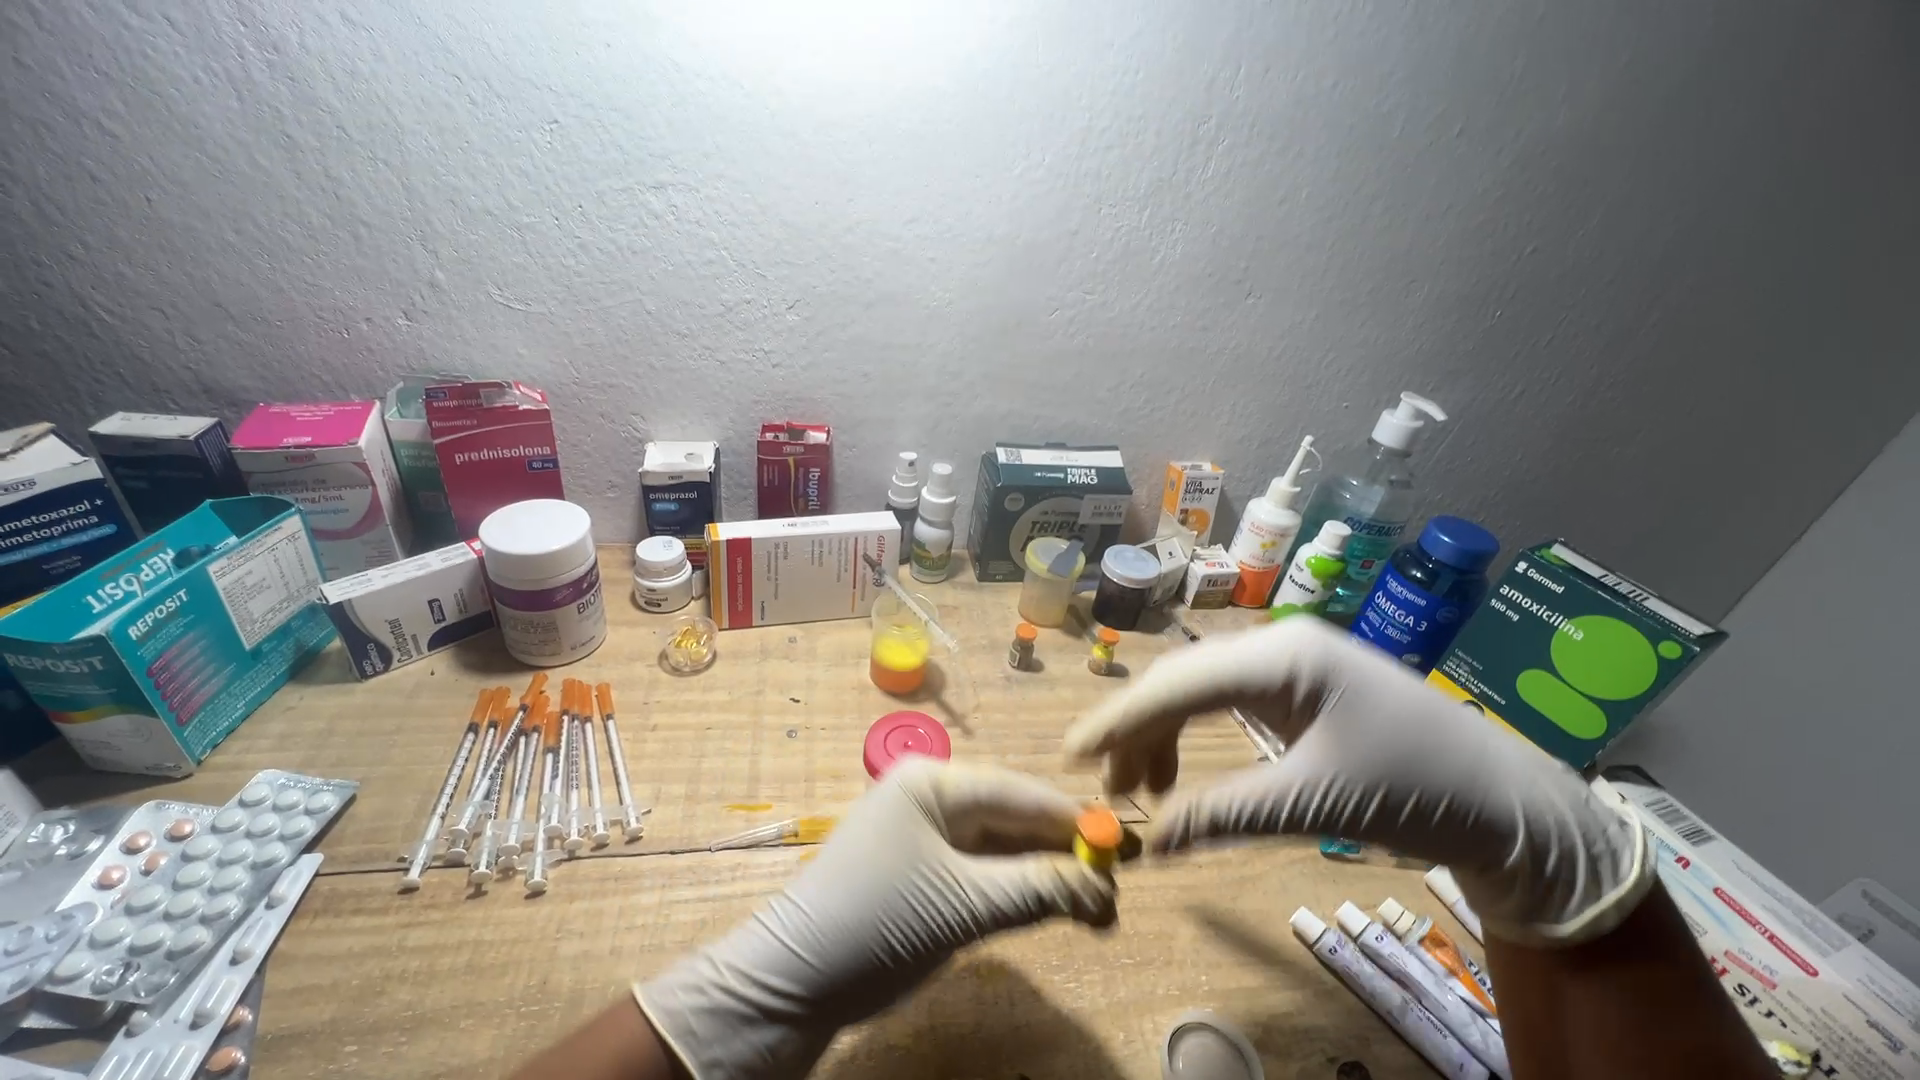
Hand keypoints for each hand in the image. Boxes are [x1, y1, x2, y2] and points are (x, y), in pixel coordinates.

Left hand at [635, 759, 1116, 1079]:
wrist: (791, 985)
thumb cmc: (876, 925)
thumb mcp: (964, 906)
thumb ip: (1040, 890)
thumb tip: (1109, 892)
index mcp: (931, 782)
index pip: (1018, 793)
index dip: (1074, 821)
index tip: (1125, 847)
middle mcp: (929, 797)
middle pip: (1012, 818)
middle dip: (1063, 854)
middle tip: (1116, 890)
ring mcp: (923, 835)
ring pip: (1000, 848)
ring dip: (1044, 878)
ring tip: (1096, 910)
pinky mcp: (921, 872)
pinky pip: (981, 872)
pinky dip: (1016, 893)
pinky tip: (1052, 909)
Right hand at [1064, 617, 1650, 945]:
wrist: (1510, 801)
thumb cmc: (1418, 792)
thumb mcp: (1315, 805)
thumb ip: (1224, 814)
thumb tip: (1150, 842)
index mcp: (1283, 656)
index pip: (1178, 681)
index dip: (1120, 718)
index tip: (1073, 754)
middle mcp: (1279, 643)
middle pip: (1181, 679)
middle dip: (1137, 730)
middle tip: (1106, 788)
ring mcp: (1290, 660)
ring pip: (1198, 688)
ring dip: (1162, 734)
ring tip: (1141, 790)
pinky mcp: (1300, 684)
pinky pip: (1226, 699)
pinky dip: (1194, 734)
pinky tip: (1182, 771)